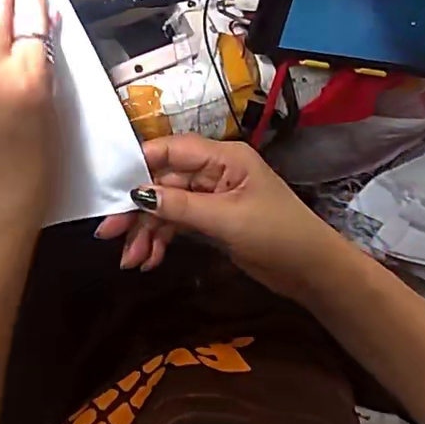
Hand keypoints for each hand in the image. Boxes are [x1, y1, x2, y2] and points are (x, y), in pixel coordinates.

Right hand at [94, 134, 342, 297]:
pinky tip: (150, 260)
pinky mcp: (210, 219)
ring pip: (166, 206)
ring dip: (146, 232)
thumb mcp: (226, 219)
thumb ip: (179, 205)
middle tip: (109, 233)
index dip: (139, 165)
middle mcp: (213, 171)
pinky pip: (176, 223)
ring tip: (131, 260)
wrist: (315, 273)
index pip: (171, 150)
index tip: (112, 188)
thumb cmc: (279, 235)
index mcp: (223, 157)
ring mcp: (211, 196)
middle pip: (163, 182)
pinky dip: (161, 240)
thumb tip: (137, 194)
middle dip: (137, 210)